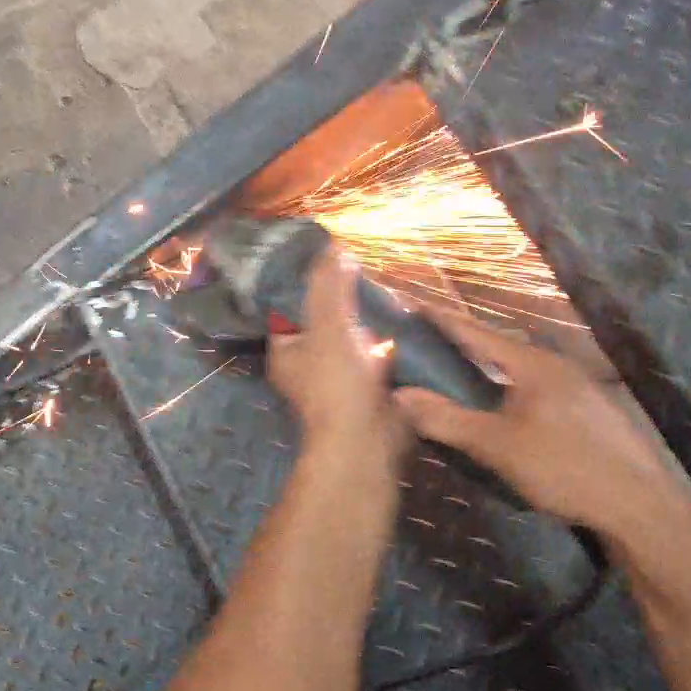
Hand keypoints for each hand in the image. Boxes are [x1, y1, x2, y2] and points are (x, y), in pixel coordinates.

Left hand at [267, 247, 408, 475]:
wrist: (367, 442)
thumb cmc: (337, 382)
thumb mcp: (328, 324)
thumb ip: (329, 286)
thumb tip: (335, 248)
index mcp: (286, 350)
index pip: (291, 308)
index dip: (308, 284)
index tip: (331, 260)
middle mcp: (306, 365)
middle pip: (324, 322)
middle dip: (345, 302)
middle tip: (366, 273)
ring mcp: (337, 380)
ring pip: (353, 340)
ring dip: (370, 322)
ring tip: (388, 292)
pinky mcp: (367, 391)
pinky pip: (377, 358)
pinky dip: (389, 344)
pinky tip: (404, 322)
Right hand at [392, 303, 687, 537]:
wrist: (642, 507)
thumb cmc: (564, 467)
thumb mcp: (495, 445)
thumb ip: (444, 419)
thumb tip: (397, 395)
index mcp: (532, 364)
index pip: (476, 332)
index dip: (442, 319)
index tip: (412, 303)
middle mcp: (557, 366)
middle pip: (499, 348)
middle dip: (462, 345)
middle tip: (427, 344)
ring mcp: (578, 388)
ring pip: (519, 371)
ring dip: (486, 370)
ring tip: (456, 376)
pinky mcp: (590, 413)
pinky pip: (535, 390)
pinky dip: (507, 391)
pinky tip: (500, 410)